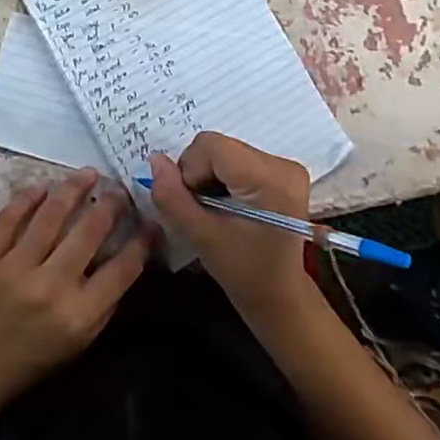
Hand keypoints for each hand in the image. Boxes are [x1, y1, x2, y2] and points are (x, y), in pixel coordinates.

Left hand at [0, 168, 151, 419]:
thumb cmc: (34, 357)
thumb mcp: (80, 342)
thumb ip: (104, 303)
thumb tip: (125, 258)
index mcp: (80, 314)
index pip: (122, 268)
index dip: (142, 241)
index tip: (150, 222)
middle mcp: (51, 287)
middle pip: (89, 233)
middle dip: (110, 206)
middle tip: (119, 190)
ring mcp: (16, 269)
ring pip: (51, 216)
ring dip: (73, 190)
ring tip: (88, 174)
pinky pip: (10, 219)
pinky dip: (27, 198)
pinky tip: (44, 185)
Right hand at [148, 132, 316, 309]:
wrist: (278, 293)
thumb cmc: (242, 270)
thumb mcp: (200, 235)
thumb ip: (172, 196)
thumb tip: (155, 159)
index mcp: (270, 179)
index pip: (211, 146)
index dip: (190, 171)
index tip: (195, 204)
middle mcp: (283, 164)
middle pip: (217, 146)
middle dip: (197, 173)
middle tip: (202, 209)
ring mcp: (285, 166)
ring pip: (223, 150)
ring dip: (206, 175)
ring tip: (215, 208)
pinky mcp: (281, 171)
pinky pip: (234, 157)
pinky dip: (220, 176)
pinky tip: (227, 204)